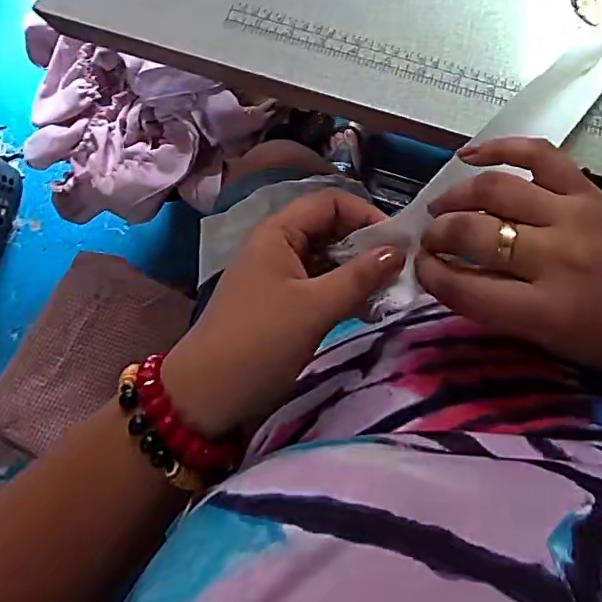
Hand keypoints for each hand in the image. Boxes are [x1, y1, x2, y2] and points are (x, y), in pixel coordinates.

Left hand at [161, 190, 401, 436]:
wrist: (202, 399)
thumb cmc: (259, 343)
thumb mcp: (315, 308)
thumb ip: (360, 277)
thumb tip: (399, 251)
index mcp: (279, 232)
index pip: (332, 202)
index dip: (367, 215)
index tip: (397, 243)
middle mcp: (278, 244)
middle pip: (331, 227)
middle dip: (366, 244)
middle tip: (399, 268)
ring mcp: (278, 273)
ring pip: (328, 256)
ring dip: (358, 269)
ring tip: (388, 290)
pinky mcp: (281, 300)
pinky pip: (320, 282)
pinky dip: (344, 289)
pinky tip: (366, 307)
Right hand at [413, 137, 601, 377]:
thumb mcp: (546, 340)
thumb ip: (494, 307)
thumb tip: (445, 270)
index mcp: (547, 311)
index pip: (465, 288)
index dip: (431, 275)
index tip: (420, 266)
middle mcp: (557, 258)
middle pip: (474, 233)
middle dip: (438, 234)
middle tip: (428, 238)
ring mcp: (573, 215)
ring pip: (496, 190)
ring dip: (456, 195)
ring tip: (441, 205)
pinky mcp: (587, 189)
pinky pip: (537, 154)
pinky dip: (500, 148)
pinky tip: (469, 156)